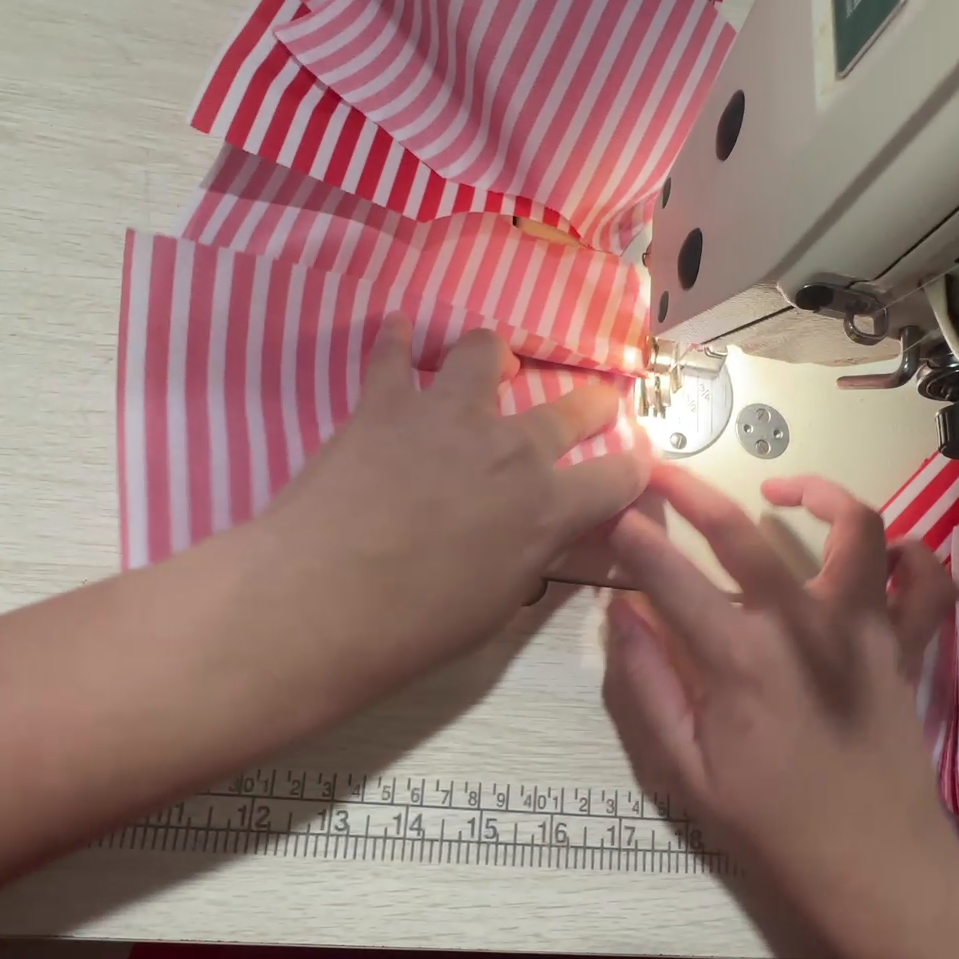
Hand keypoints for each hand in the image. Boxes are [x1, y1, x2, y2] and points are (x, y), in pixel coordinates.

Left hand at [263, 317, 650, 688]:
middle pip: (572, 409)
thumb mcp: (496, 606)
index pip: (618, 478)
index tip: (636, 462)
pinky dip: (398, 341)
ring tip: (489, 364)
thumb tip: (537, 534)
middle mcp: (510, 449)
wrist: (323, 600)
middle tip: (593, 404)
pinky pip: (395, 353)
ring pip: (487, 352)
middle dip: (593, 404)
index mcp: (546, 508)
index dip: (634, 469)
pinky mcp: (386, 403)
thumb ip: (528, 555)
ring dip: (495, 356)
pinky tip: (399, 332)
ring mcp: (449, 416)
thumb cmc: (415, 626)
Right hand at [602, 465, 958, 922]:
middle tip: (665, 473)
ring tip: (781, 492)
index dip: (634, 540)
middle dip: (693, 492)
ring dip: (820, 494)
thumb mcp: (685, 766)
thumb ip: (646, 682)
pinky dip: (913, 556)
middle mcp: (803, 628)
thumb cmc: (770, 821)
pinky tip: (881, 555)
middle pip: (744, 534)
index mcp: (739, 661)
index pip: (669, 578)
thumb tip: (621, 612)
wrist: (875, 869)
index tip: (614, 514)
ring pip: (859, 529)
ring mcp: (865, 632)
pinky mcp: (907, 647)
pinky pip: (931, 582)